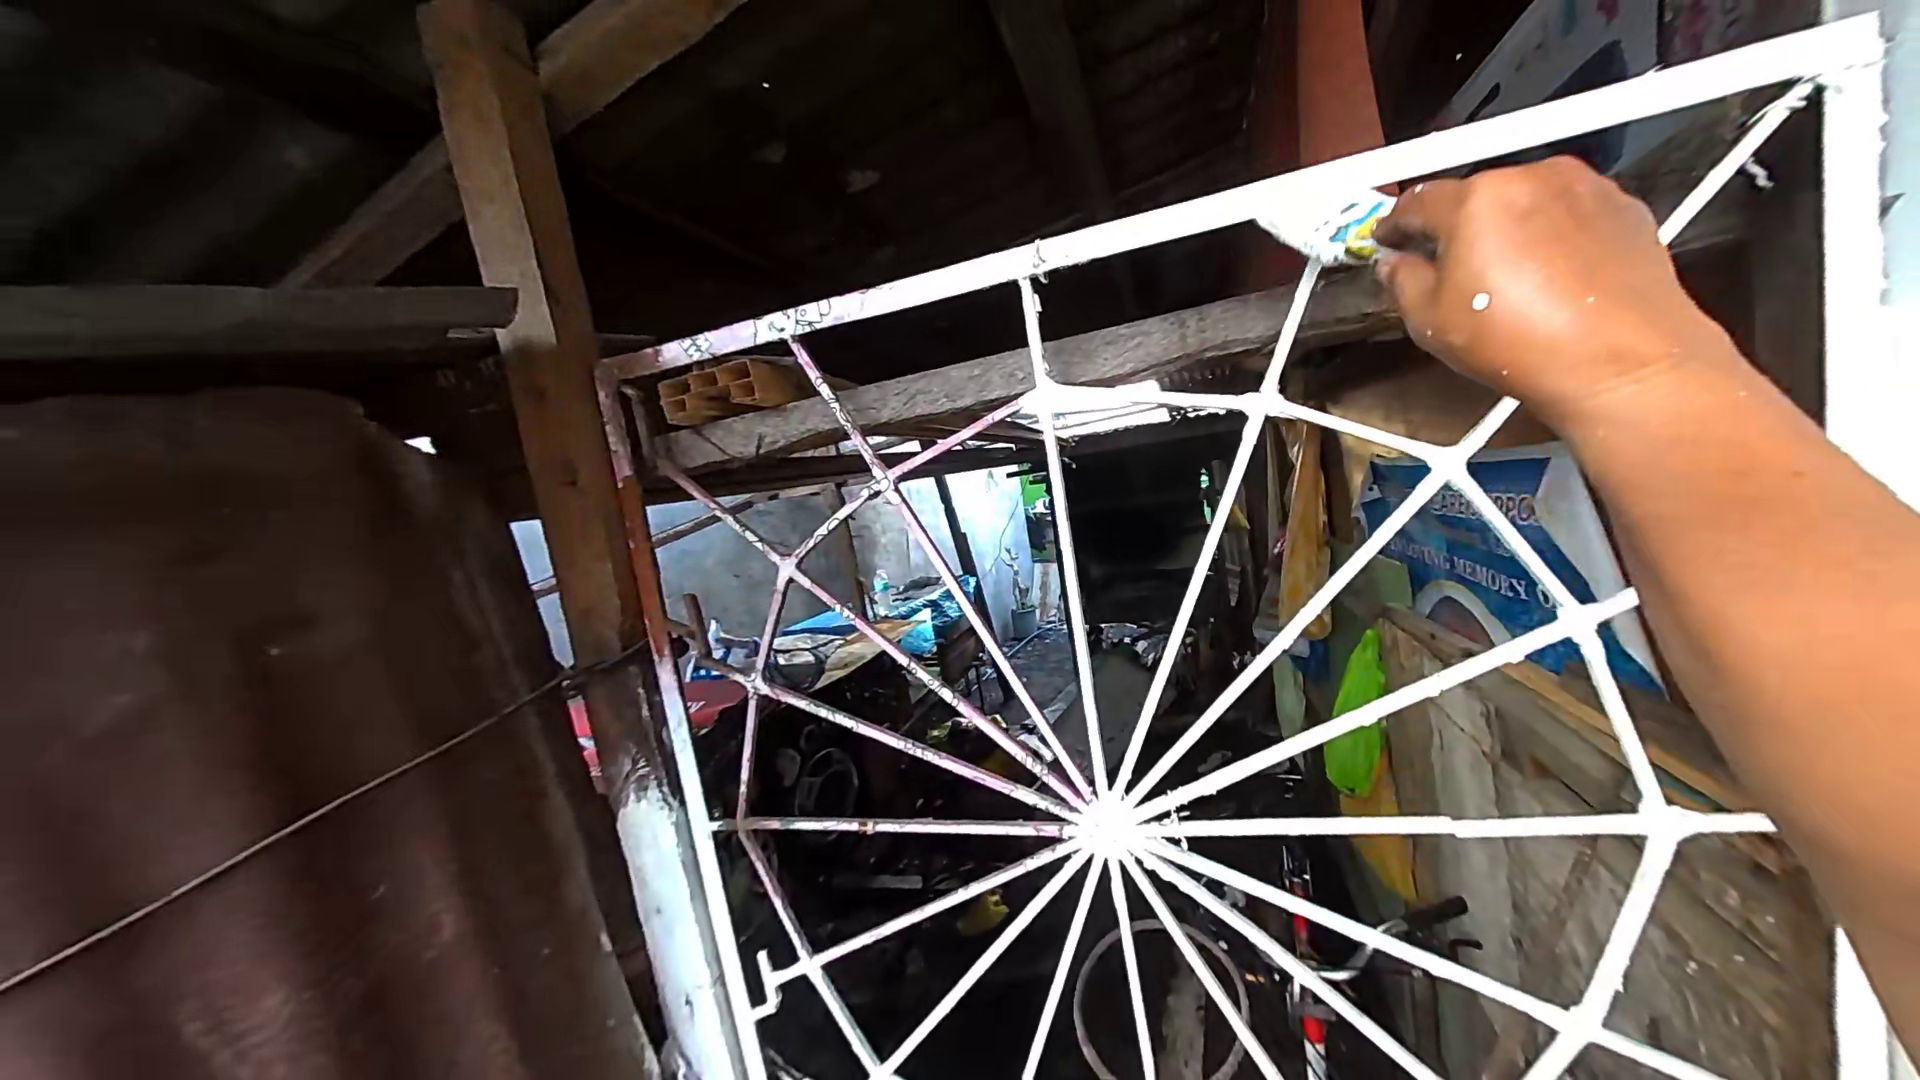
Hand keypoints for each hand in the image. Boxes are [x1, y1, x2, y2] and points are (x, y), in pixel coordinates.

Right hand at [1373, 157, 1740, 430]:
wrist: (1614, 356)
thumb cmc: (1519, 338)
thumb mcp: (1428, 317)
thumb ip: (1402, 280)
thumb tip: (1396, 265)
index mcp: (1477, 200)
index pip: (1417, 201)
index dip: (1393, 224)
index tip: (1386, 240)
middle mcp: (1533, 178)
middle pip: (1471, 197)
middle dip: (1448, 228)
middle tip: (1435, 268)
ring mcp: (1584, 188)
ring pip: (1517, 202)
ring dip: (1496, 230)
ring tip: (1490, 280)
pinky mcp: (1621, 206)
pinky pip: (1560, 213)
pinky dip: (1540, 236)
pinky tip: (1534, 279)